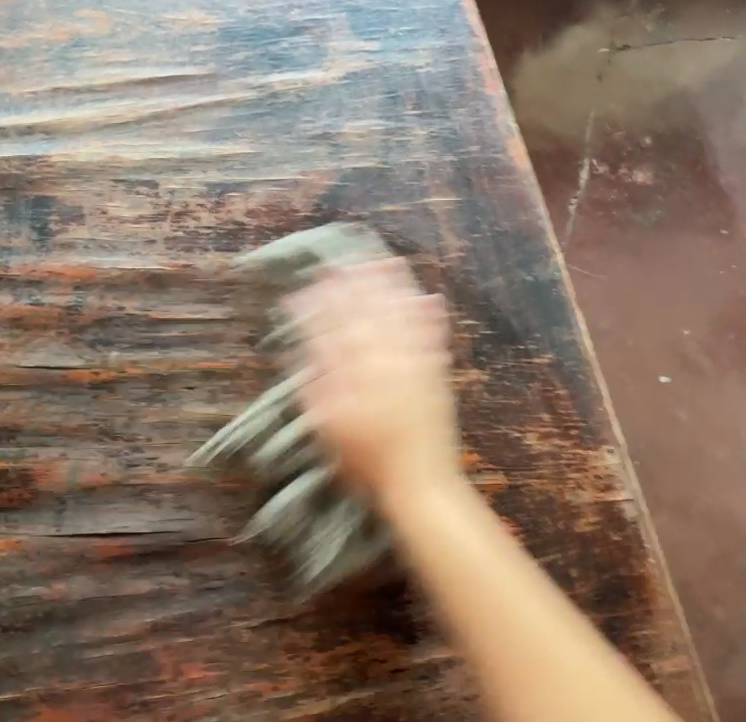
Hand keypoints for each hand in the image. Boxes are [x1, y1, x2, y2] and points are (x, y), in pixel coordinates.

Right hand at [283, 259, 459, 505]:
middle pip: (366, 313)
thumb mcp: (328, 424)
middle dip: (354, 285)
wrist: (420, 484)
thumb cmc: (365, 461)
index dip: (320, 304)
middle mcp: (384, 360)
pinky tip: (428, 297)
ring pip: (400, 317)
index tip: (309, 284)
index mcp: (353, 372)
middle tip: (344, 262)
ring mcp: (414, 364)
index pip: (332, 328)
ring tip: (385, 262)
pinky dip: (430, 316)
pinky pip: (433, 337)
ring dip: (392, 288)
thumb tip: (308, 349)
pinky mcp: (437, 375)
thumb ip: (317, 384)